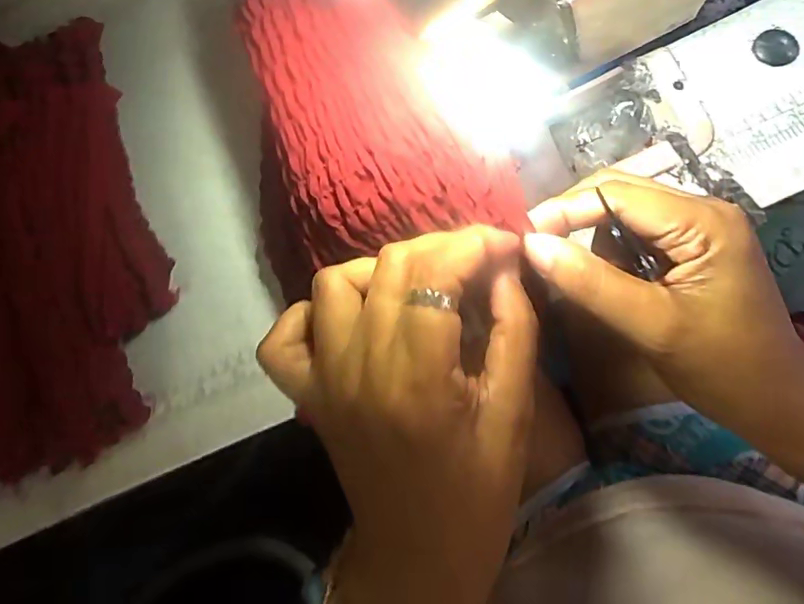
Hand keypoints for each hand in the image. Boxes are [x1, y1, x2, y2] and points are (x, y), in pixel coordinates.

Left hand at [256, 228, 537, 603]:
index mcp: (417, 375)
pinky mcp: (307, 395)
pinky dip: (316, 312)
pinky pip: (287, 334)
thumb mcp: (514, 410)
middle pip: (391, 263)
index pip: (437, 271)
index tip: (506, 244)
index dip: (476, 244)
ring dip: (384, 270)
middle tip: (477, 263)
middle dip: (442, 247)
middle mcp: (360, 366)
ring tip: (422, 287)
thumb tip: (505, 266)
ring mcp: (324, 379)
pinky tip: (354, 318)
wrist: (418, 559)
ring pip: (337, 280)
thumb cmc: (479, 490)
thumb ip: (516, 328)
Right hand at [525, 171, 803, 438]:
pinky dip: (618, 251)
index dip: (566, 208)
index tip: (524, 234)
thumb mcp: (651, 327)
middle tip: (537, 247)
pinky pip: (644, 230)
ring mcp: (704, 222)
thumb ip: (591, 283)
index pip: (617, 192)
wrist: (782, 405)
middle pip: (622, 191)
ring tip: (586, 279)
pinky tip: (617, 283)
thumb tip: (533, 244)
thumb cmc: (723, 370)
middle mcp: (704, 206)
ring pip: (628, 209)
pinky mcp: (699, 241)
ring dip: (598, 237)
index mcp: (702, 219)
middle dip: (577, 218)